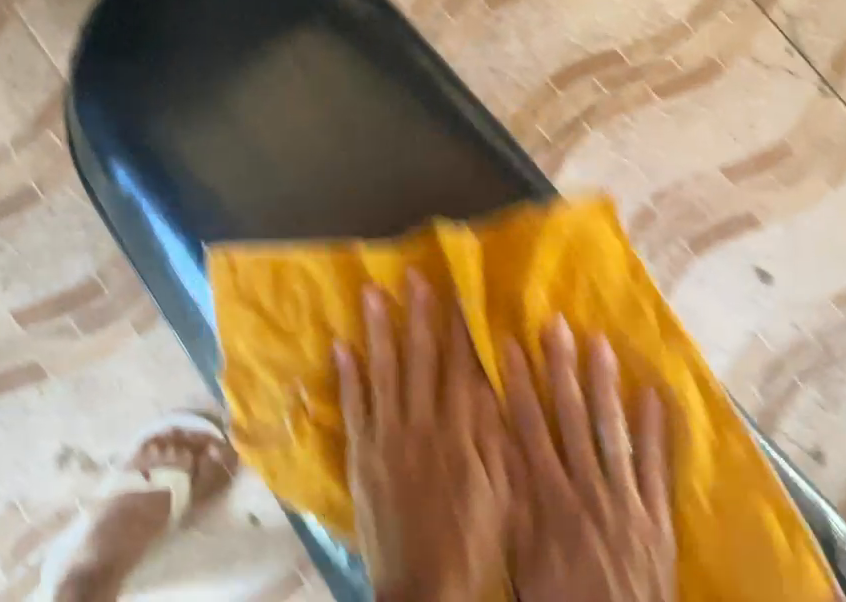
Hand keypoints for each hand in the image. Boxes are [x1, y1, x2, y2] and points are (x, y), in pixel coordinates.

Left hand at [336, 272, 508, 601]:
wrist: (424, 585)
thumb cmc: (474, 540)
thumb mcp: (504, 490)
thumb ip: (497, 435)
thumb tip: (491, 384)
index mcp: (461, 431)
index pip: (461, 366)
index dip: (459, 326)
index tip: (455, 289)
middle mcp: (422, 423)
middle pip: (422, 359)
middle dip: (419, 315)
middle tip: (413, 274)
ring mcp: (387, 436)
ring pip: (383, 371)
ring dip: (379, 330)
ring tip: (372, 293)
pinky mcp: (362, 454)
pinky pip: (353, 406)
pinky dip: (347, 375)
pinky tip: (341, 346)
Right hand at [500, 317, 676, 601]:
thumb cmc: (559, 600)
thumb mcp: (521, 556)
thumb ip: (513, 502)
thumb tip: (497, 447)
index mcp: (547, 498)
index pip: (527, 427)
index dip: (517, 384)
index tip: (509, 344)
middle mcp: (585, 489)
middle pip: (569, 417)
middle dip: (560, 368)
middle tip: (556, 324)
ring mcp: (624, 500)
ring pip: (610, 430)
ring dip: (604, 384)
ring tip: (601, 342)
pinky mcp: (656, 517)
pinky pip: (655, 466)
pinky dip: (655, 430)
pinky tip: (655, 393)